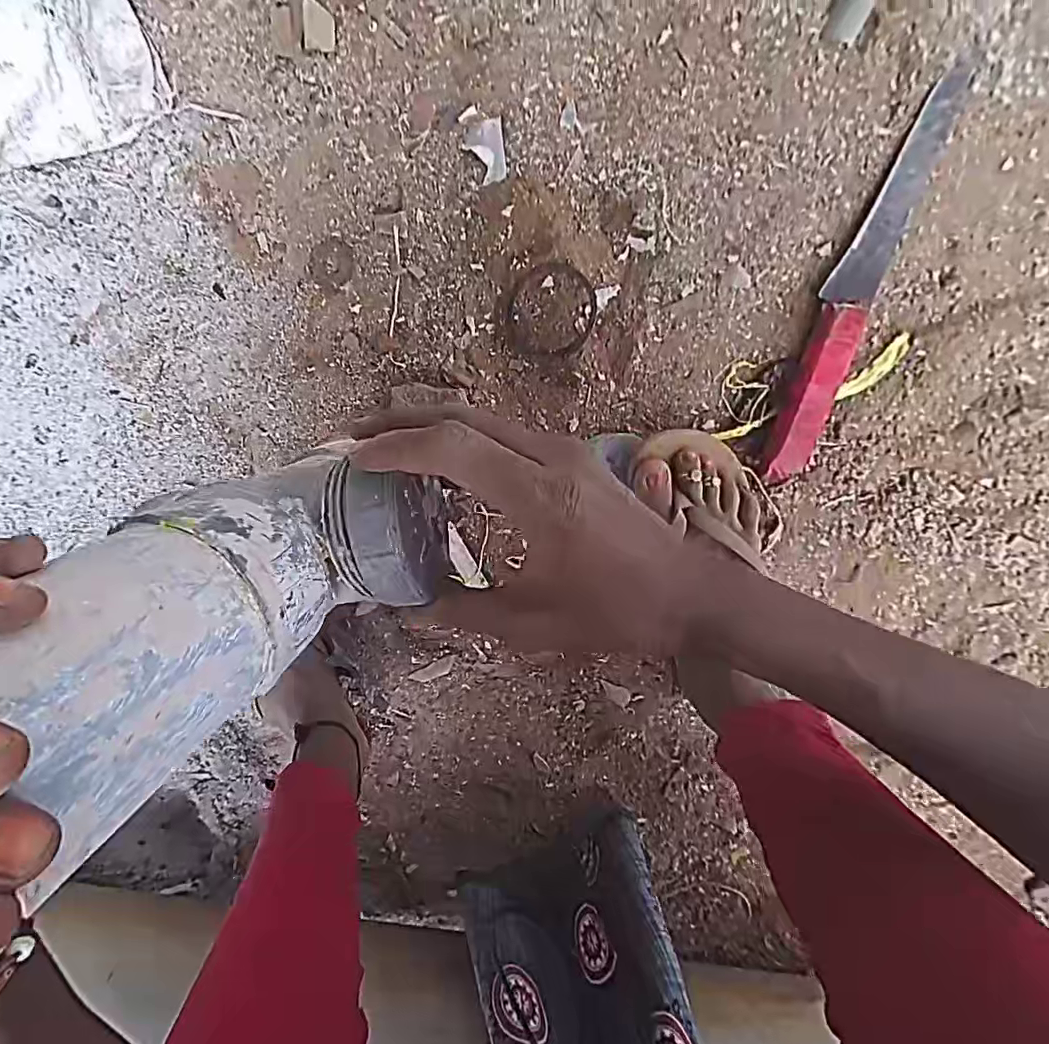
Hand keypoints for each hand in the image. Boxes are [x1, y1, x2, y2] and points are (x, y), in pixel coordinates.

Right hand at [352, 407, 733, 655]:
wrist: (692, 593)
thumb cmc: (618, 611)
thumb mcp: (533, 623)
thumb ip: (463, 612)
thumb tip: (411, 609)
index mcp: (538, 494)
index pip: (451, 448)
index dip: (395, 449)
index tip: (356, 460)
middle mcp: (550, 456)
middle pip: (461, 415)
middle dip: (401, 420)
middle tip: (357, 436)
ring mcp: (565, 450)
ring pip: (482, 417)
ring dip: (431, 424)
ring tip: (388, 443)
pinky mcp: (573, 456)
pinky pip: (503, 433)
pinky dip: (462, 438)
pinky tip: (443, 461)